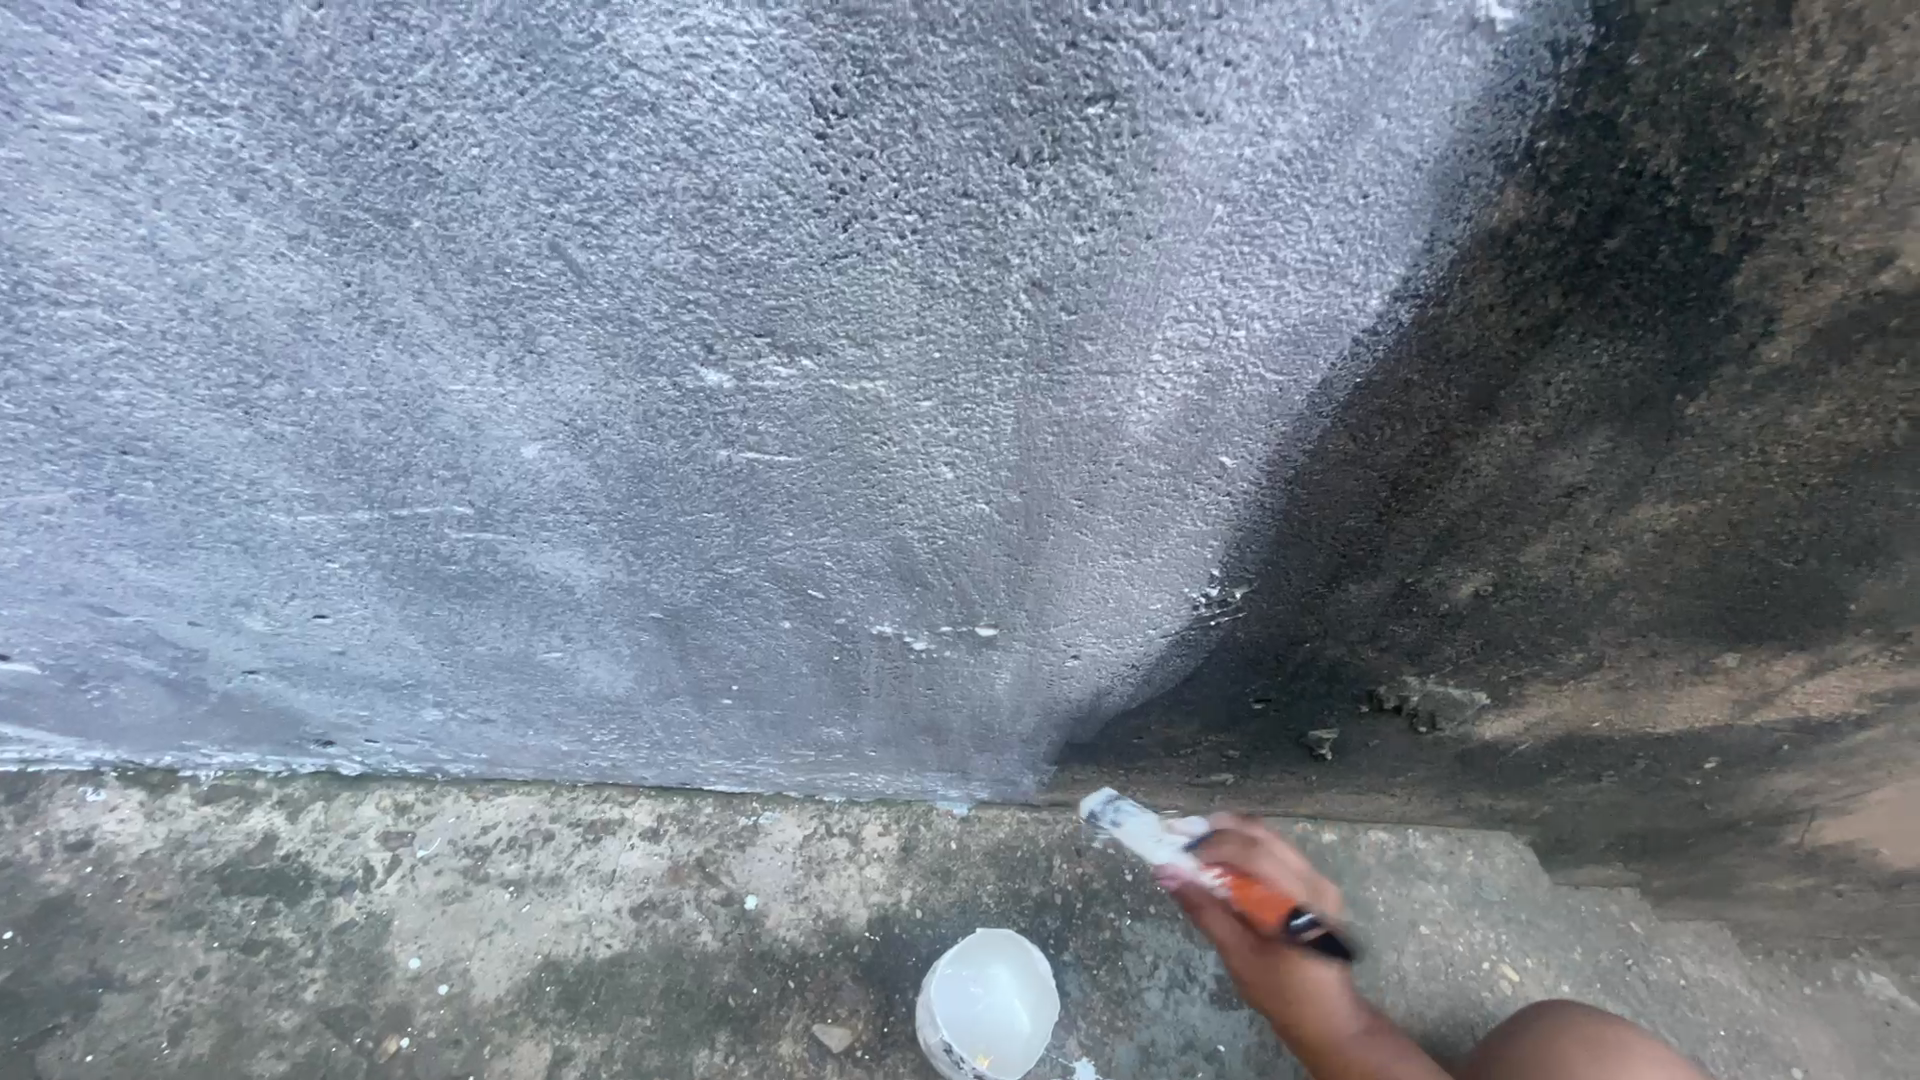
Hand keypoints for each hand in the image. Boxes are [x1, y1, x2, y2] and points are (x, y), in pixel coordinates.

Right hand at [1161, 813, 1368, 1043]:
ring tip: (1196, 846)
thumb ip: (1204, 910)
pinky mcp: (1312, 880)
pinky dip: (1241, 845)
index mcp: (1300, 903)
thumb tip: (1166, 873)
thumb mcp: (1238, 956)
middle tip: (1182, 839)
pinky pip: (1273, 848)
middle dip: (1216, 830)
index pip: (1254, 855)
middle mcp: (1314, 880)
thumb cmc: (1283, 993)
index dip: (1213, 846)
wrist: (1329, 1017)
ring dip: (1227, 833)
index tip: (1179, 854)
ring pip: (1266, 835)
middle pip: (1260, 834)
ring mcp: (1317, 877)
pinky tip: (1220, 858)